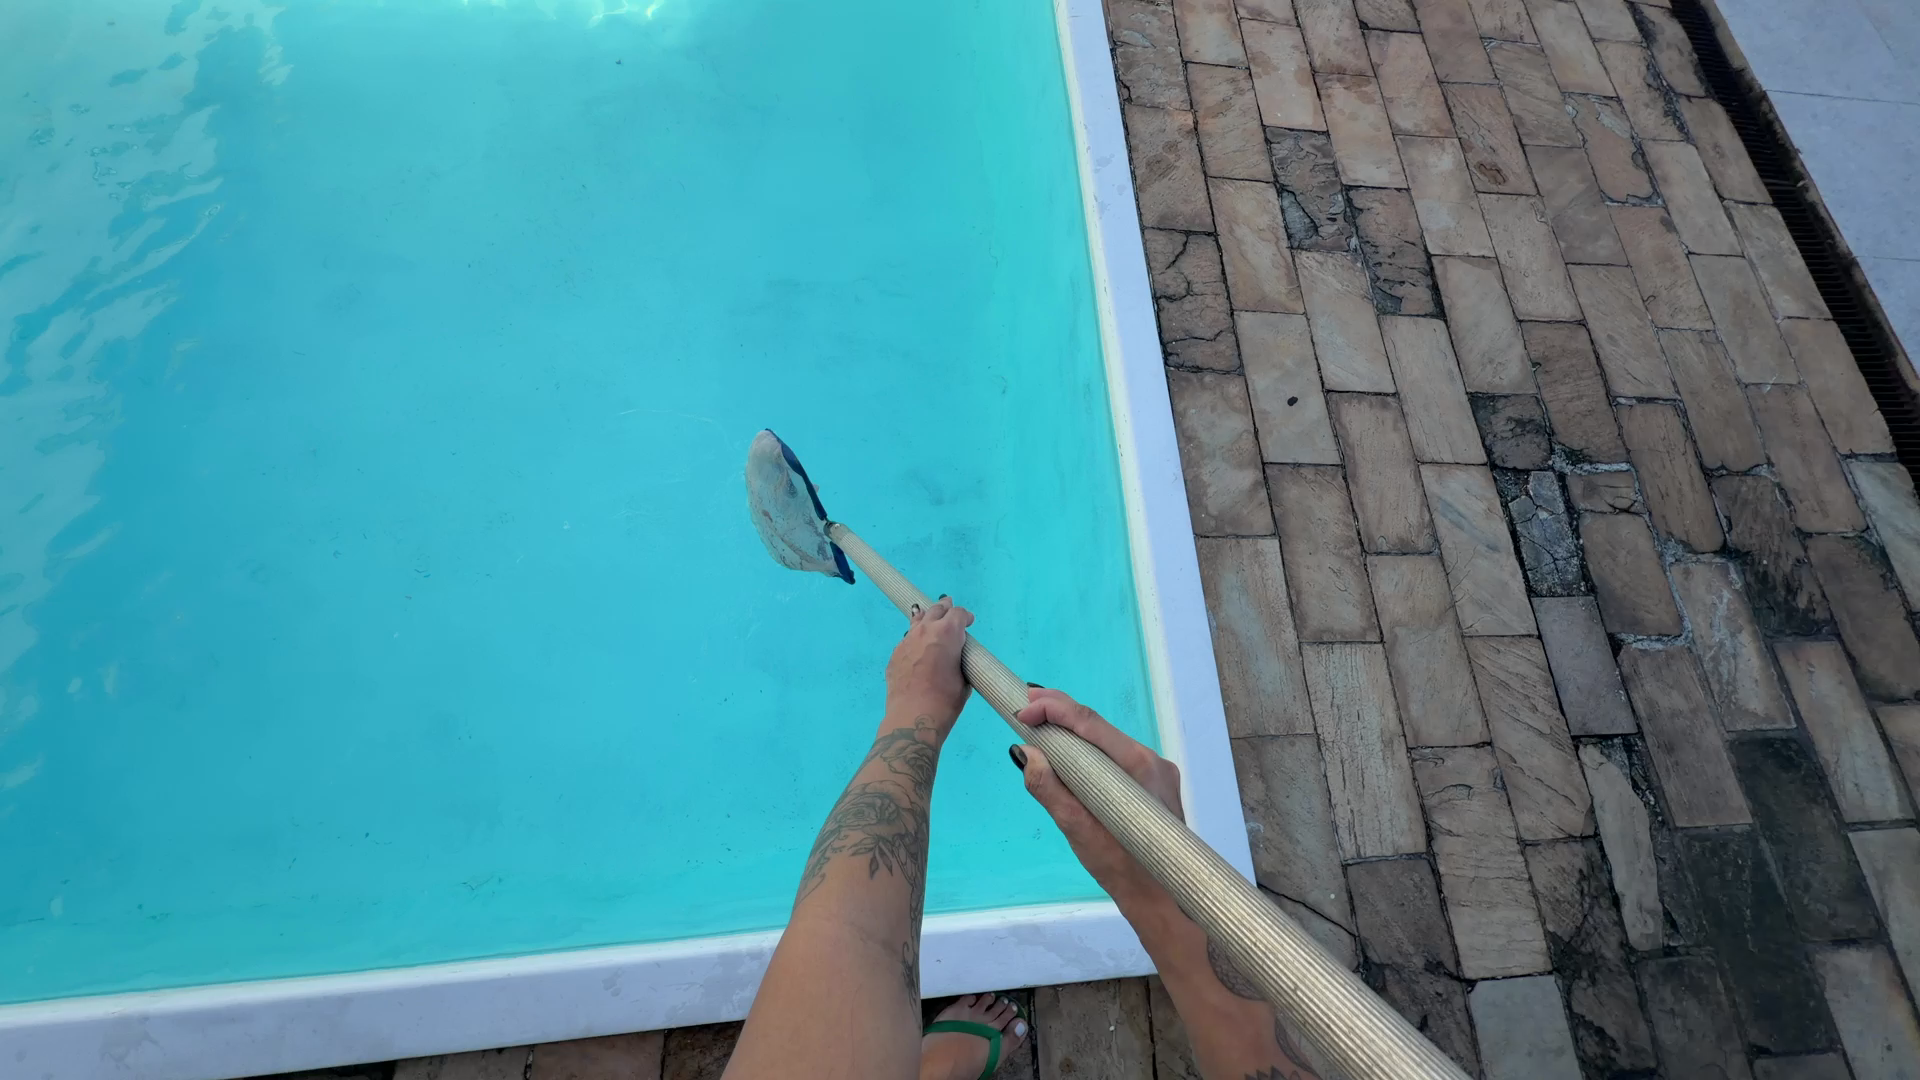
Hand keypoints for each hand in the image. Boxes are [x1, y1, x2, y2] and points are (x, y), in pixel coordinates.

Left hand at [883, 596, 973, 736]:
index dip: (965, 616)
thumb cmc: (946, 700)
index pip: (958, 613)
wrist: (913, 715)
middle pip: (936, 609)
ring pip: (917, 620)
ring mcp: (907, 640)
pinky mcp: (895, 653)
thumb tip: (953, 658)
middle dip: (945, 609)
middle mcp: (926, 630)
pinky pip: (907, 638)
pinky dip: (915, 638)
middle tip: (949, 608)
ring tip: (930, 619)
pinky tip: (917, 648)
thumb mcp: (964, 678)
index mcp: (947, 633)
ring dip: (927, 618)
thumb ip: (959, 660)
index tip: (968, 622)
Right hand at [1011, 688, 1181, 910]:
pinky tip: (1065, 748)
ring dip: (1070, 727)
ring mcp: (1154, 769)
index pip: (1089, 722)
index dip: (1054, 708)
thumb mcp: (1079, 831)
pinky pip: (1113, 754)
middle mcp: (1150, 759)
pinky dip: (1086, 746)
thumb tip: (1025, 752)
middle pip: (1097, 725)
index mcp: (1138, 765)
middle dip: (1058, 709)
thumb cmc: (1123, 871)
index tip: (1022, 710)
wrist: (1165, 904)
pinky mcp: (1152, 781)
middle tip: (1024, 703)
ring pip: (1104, 738)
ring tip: (1037, 719)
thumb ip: (1050, 789)